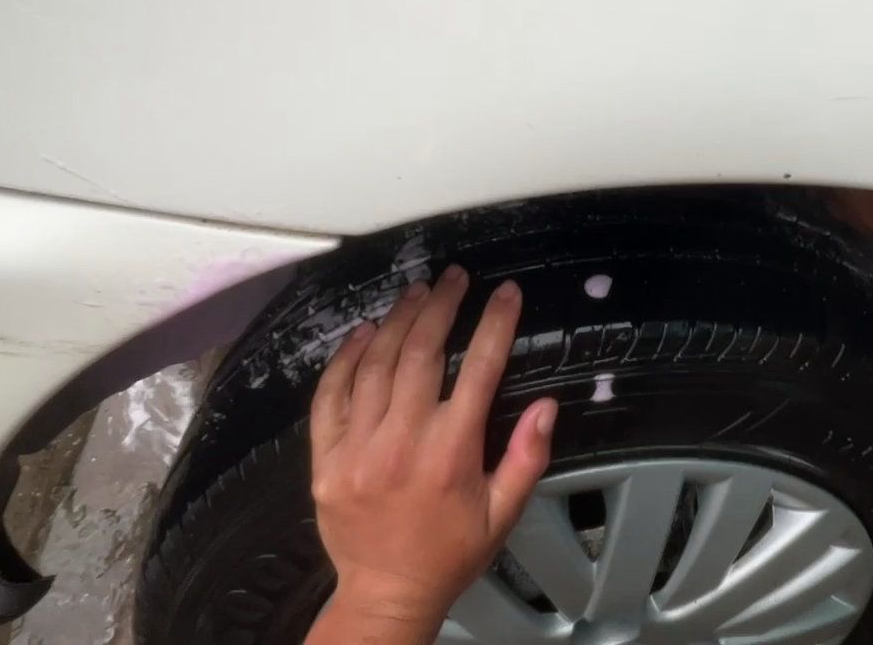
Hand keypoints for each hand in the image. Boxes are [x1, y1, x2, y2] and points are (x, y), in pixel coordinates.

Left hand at [309, 265, 557, 632]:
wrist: (383, 594)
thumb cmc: (450, 551)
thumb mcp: (502, 513)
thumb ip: (527, 457)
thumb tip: (547, 405)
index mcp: (451, 452)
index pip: (480, 369)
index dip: (495, 323)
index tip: (506, 292)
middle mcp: (403, 441)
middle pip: (422, 352)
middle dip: (442, 305)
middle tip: (454, 277)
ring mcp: (358, 447)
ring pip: (377, 364)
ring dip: (399, 319)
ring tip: (418, 290)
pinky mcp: (326, 456)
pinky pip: (331, 394)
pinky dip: (347, 355)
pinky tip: (366, 329)